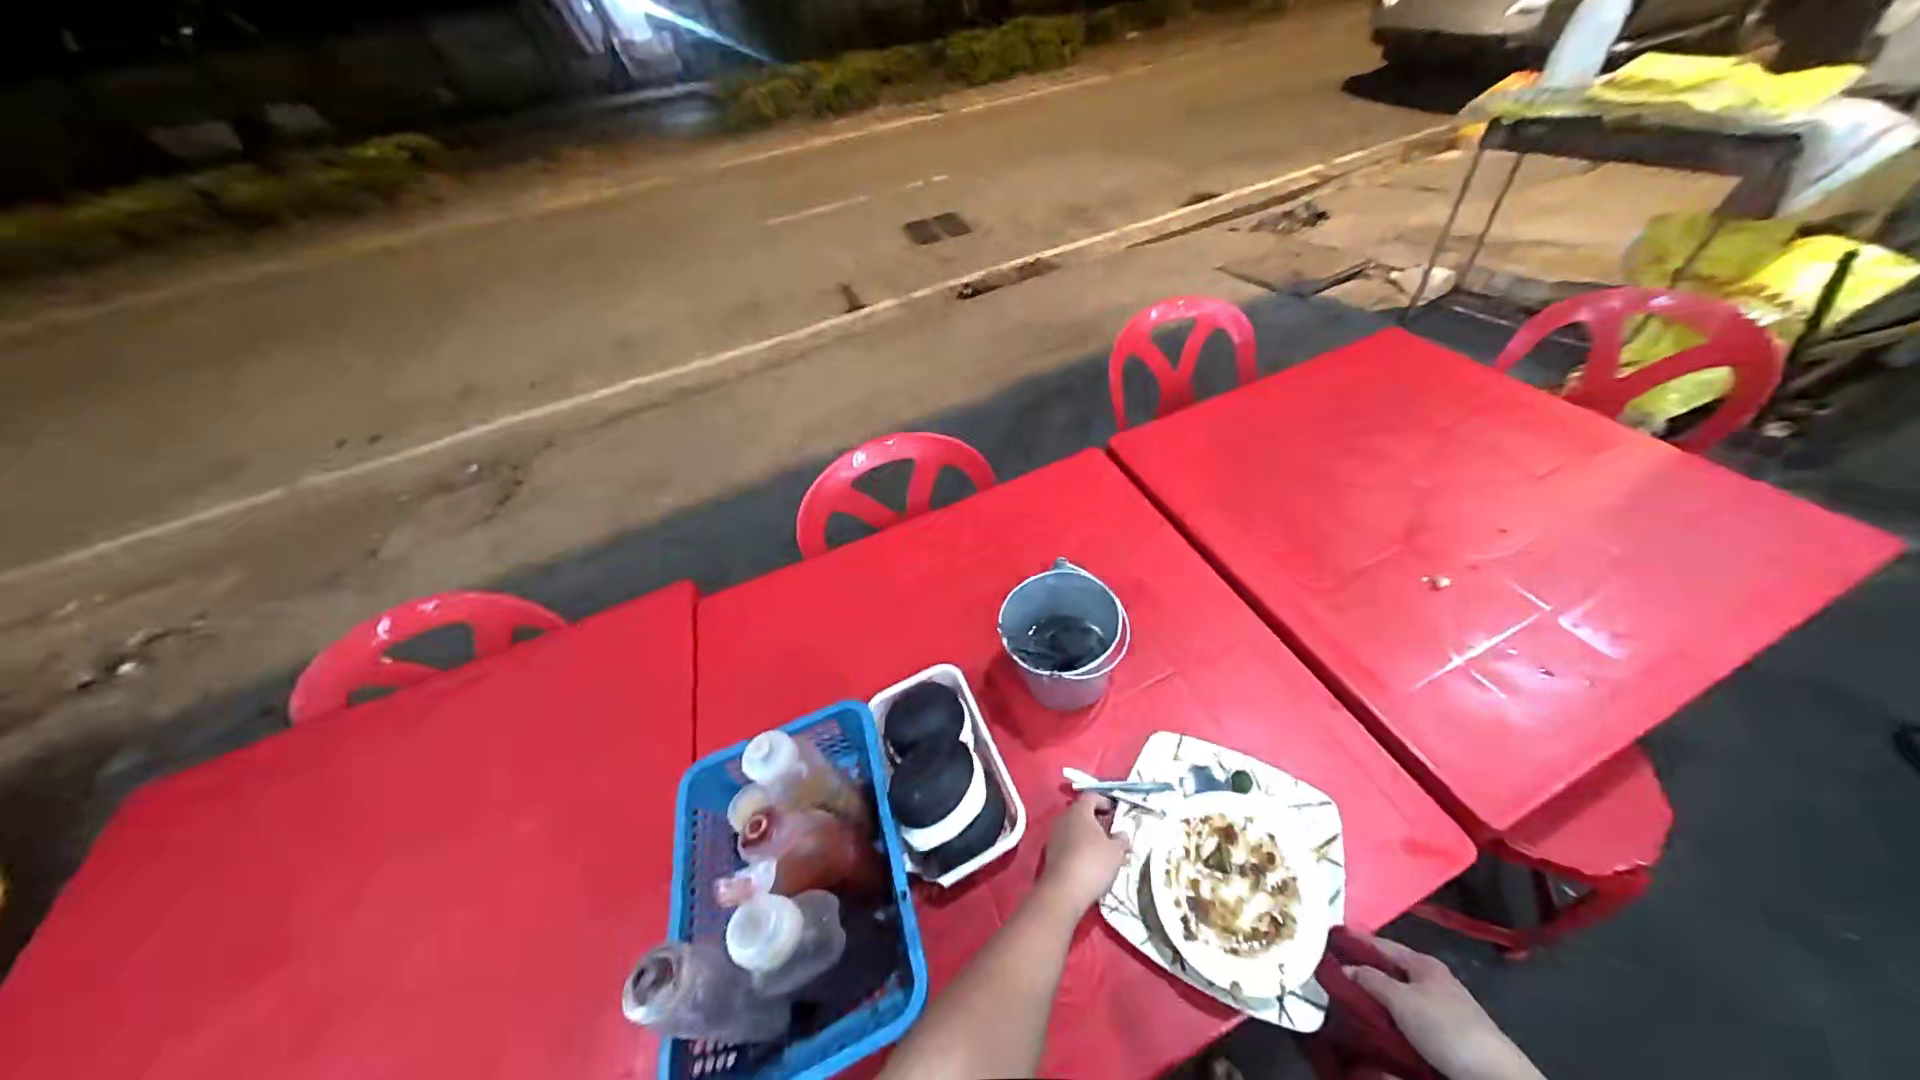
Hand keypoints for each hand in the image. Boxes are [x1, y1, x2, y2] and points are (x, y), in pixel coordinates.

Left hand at [1035, 795, 1129, 915]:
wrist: (1064, 889)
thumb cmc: (1093, 862)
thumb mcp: (1116, 851)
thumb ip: (1121, 840)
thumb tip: (1121, 835)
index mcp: (1079, 811)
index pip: (1091, 797)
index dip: (1105, 801)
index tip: (1115, 811)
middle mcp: (1064, 818)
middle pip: (1083, 814)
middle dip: (1100, 823)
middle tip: (1114, 835)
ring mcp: (1055, 835)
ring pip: (1077, 831)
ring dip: (1092, 839)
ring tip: (1109, 854)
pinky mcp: (1051, 853)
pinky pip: (1070, 845)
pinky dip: (1082, 849)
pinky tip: (1095, 864)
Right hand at [1343, 934, 1545, 1079]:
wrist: (1495, 1077)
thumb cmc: (1446, 1028)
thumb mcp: (1401, 1001)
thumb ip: (1370, 979)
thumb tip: (1345, 967)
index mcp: (1423, 963)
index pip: (1380, 944)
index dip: (1354, 942)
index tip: (1326, 943)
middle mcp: (1432, 980)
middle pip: (1389, 971)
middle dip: (1362, 974)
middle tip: (1331, 977)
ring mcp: (1440, 1007)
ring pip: (1397, 996)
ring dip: (1375, 1000)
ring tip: (1346, 1002)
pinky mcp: (1445, 1033)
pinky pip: (1407, 1018)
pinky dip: (1390, 1019)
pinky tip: (1375, 1026)